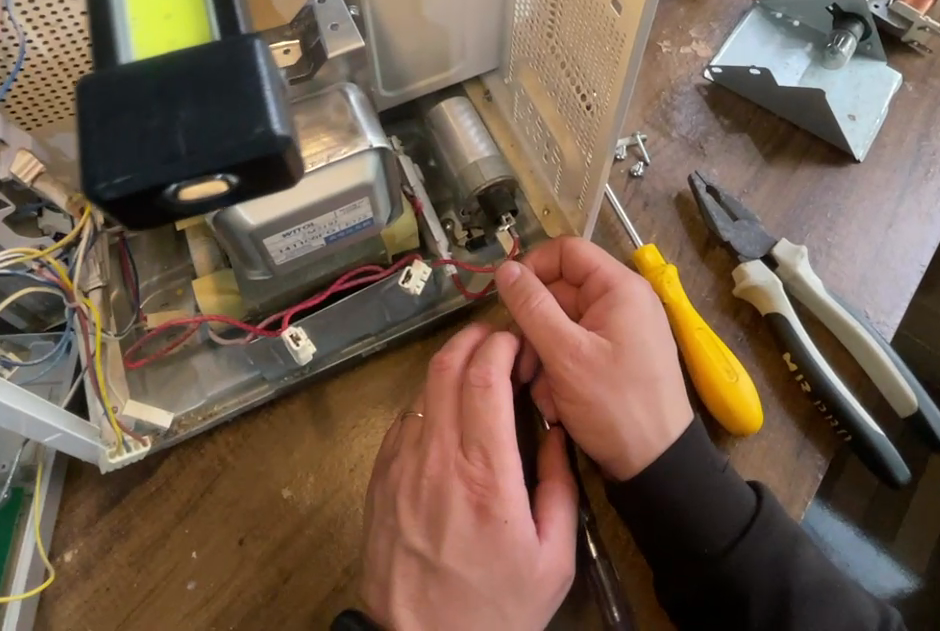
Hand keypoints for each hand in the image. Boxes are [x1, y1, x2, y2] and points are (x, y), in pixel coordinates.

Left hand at [359, 323, 577, 630]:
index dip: (501, 346)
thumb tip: (555, 431)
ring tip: (475, 368)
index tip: (518, 343)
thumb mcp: (553, 560)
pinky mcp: (381, 475)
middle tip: (496, 337)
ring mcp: (402, 464)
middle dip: (473, 339)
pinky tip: (447, 410)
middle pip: (447, 368)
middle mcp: (438, 458)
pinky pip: (405, 418)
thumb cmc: (494, 607)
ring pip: (423, 388)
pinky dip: (429, 398)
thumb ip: (559, 487)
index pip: (485, 379)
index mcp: (486, 476)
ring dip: (450, 365)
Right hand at [496, 236, 693, 479]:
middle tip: (516, 361)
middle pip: (559, 291)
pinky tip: (555, 401)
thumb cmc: (614, 405)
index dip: (532, 267)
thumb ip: (531, 306)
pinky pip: (575, 347)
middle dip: (533, 325)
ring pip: (561, 323)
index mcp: (619, 288)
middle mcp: (622, 301)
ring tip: (539, 391)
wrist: (659, 467)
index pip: (566, 251)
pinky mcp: (615, 357)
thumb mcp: (565, 354)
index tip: (506, 298)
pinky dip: (559, 369)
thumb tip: (505, 268)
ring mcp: (620, 331)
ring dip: (542, 353)